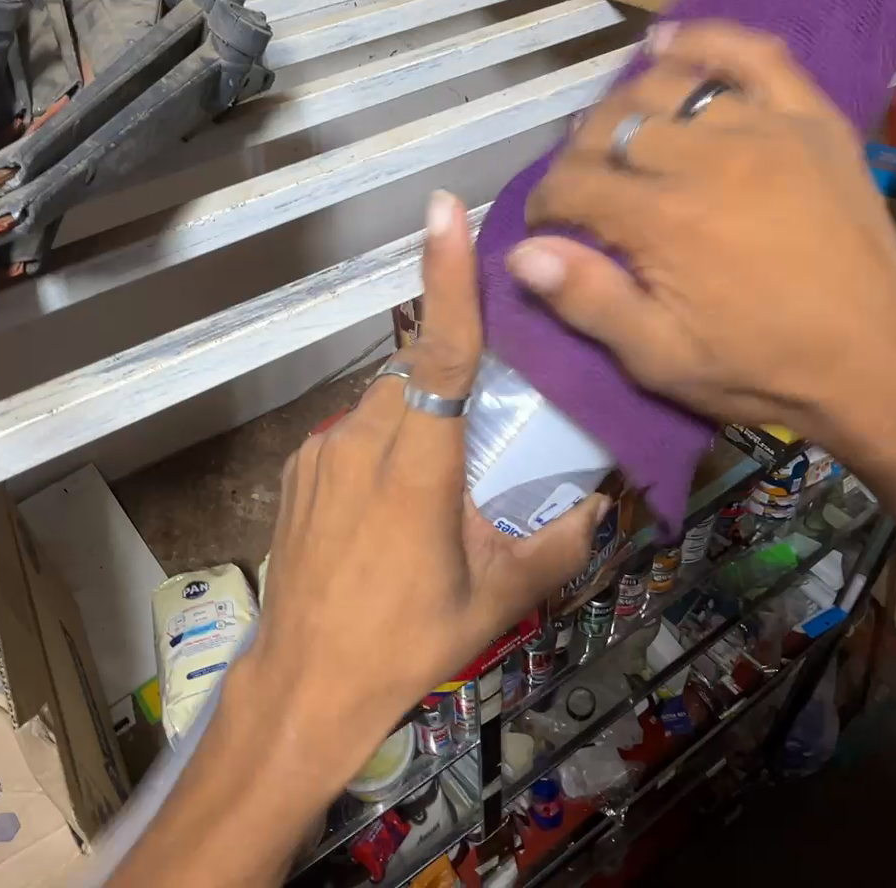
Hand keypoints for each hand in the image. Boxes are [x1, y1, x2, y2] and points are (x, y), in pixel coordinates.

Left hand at [246, 190, 609, 781]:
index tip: (445, 211)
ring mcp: (319, 450)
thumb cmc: (406, 642)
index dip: (448, 278)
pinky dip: (378, 445)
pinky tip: (381, 507)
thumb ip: (557, 546)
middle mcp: (361, 440)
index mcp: (417, 466)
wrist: (305, 682)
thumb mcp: (496, 599)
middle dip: (450, 384)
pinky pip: (351, 432)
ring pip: (383, 403)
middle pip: (416, 374)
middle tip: (473, 446)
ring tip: (424, 496)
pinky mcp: (297, 466)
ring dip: (414, 423)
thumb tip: (597, 507)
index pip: (442, 354)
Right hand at [503, 22, 895, 471]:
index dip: (546, 205)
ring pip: (668, 88)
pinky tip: (668, 44)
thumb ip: (587, 300)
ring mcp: (767, 130)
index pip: (573, 184)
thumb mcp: (658, 358)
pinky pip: (754, 54)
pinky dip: (706, 40)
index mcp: (665, 221)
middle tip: (581, 193)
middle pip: (611, 129)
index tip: (545, 229)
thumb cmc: (759, 370)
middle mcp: (709, 159)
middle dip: (578, 158)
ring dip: (625, 109)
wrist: (880, 363)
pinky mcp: (812, 121)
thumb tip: (520, 253)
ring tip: (617, 139)